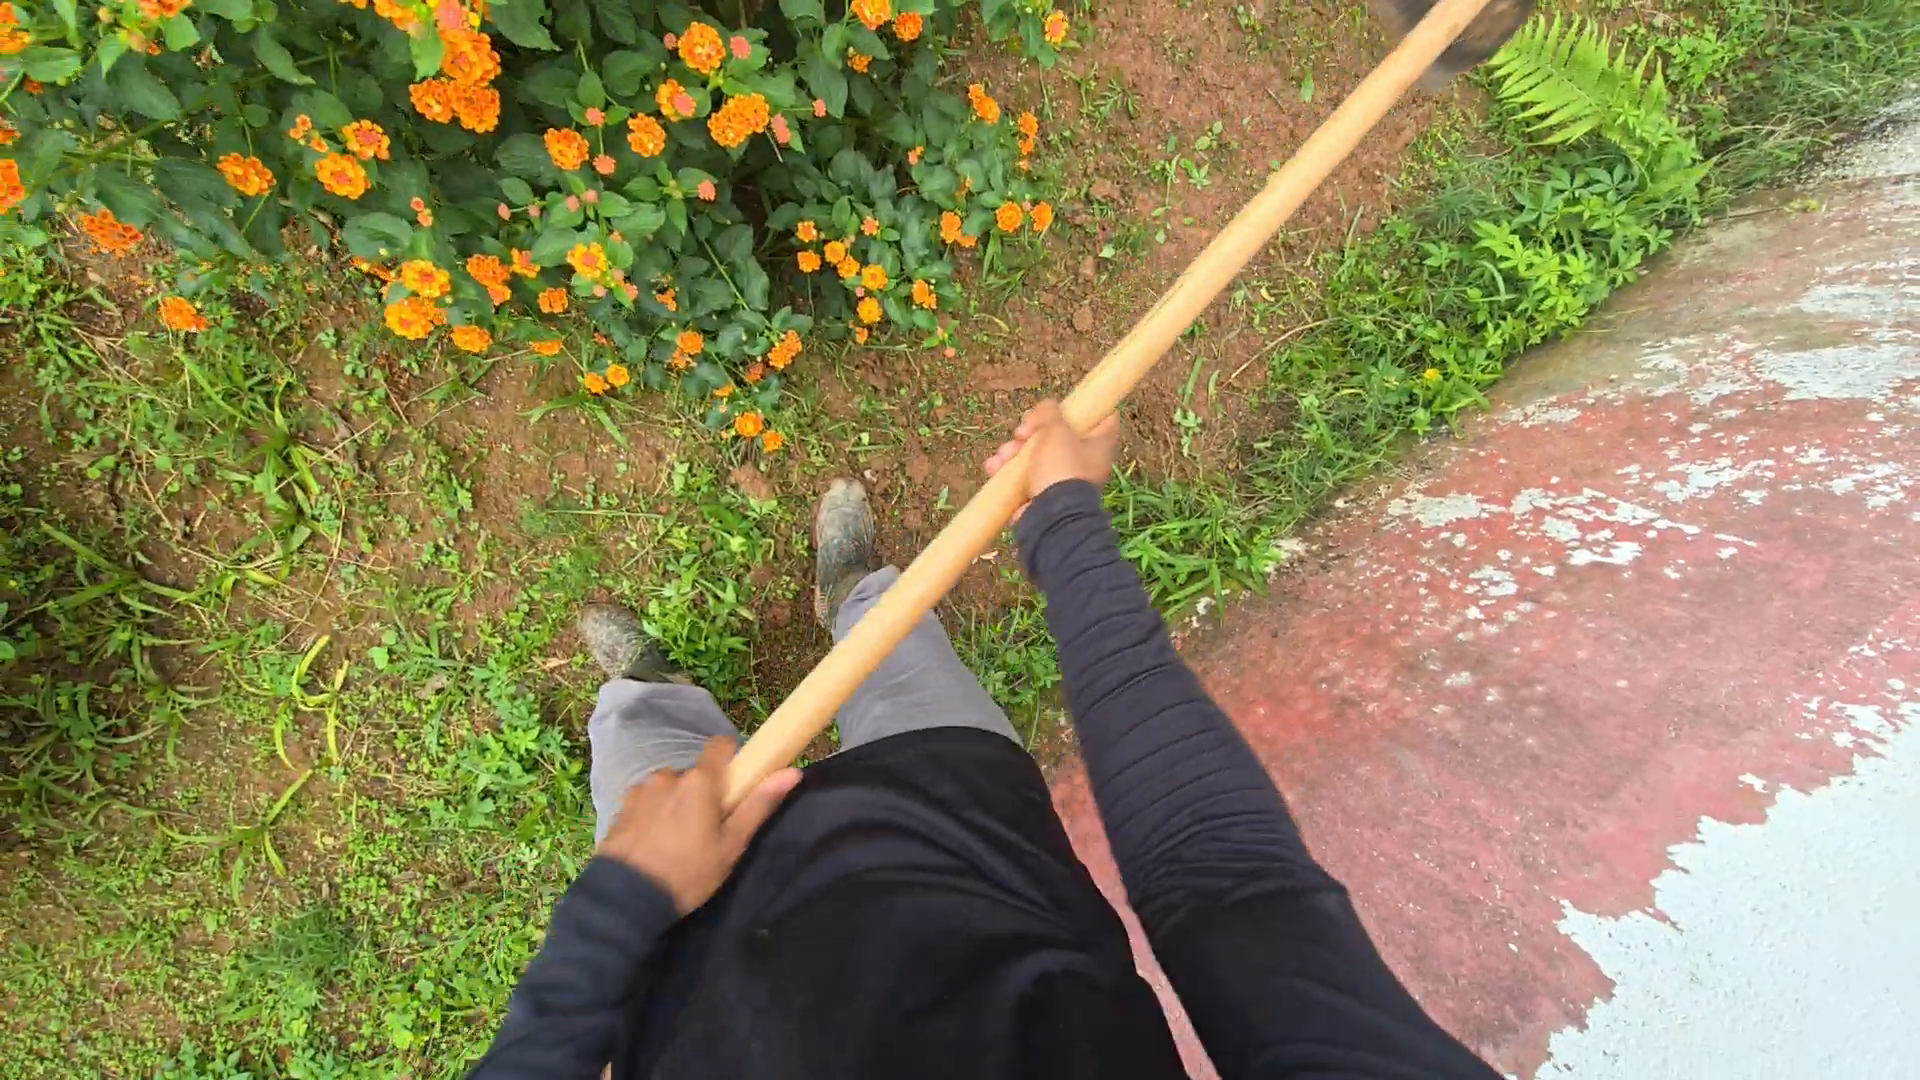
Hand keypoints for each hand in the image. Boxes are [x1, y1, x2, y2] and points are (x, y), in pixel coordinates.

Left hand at [596, 737, 801, 913]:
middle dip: (702, 792)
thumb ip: (759, 804)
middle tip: (706, 828)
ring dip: (675, 804)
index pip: (721, 746)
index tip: (735, 785)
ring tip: (676, 841)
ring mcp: (641, 791)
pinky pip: (646, 803)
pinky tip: (653, 846)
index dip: (731, 759)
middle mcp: (669, 775)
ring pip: (669, 788)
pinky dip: (653, 816)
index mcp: (700, 780)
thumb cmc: (687, 873)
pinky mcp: (619, 810)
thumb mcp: (731, 845)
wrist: (621, 903)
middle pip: (695, 773)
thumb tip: (793, 772)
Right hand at [984, 399, 1120, 515]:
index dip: (1080, 408)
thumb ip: (1051, 413)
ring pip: (1035, 455)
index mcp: (1099, 444)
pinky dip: (1008, 471)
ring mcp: (1063, 480)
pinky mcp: (1042, 495)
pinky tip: (994, 468)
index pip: (1101, 417)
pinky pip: (1024, 476)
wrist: (1051, 517)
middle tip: (1020, 434)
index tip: (1059, 407)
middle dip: (1031, 432)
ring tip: (1003, 456)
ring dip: (1014, 451)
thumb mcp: (1057, 431)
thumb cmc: (1061, 469)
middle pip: (1057, 435)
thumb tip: (1048, 406)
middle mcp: (1085, 462)